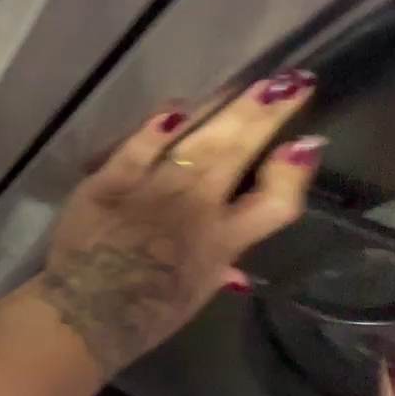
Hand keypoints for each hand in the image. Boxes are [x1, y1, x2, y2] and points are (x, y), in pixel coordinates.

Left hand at [36, 72, 322, 372]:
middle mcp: (194, 212)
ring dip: (225, 113)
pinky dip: (154, 130)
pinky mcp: (107, 185)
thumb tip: (235, 269)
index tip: (308, 143)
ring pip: (194, 146)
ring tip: (252, 87)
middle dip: (264, 119)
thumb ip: (217, 270)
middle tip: (291, 84)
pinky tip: (176, 109)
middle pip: (236, 157)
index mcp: (224, 243)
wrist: (86, 310)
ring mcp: (150, 194)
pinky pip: (134, 151)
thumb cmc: (144, 311)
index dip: (293, 173)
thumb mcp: (195, 294)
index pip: (275, 203)